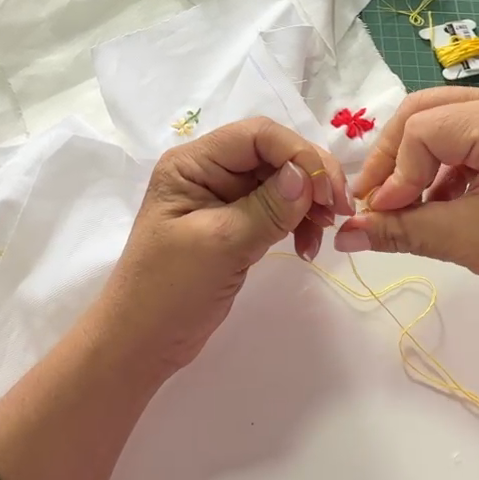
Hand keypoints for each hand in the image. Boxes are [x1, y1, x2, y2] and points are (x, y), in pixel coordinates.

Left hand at [93, 118, 347, 371]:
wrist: (141, 344)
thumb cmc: (168, 290)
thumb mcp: (219, 244)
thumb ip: (266, 208)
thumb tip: (306, 175)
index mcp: (192, 162)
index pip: (257, 135)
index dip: (298, 154)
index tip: (327, 193)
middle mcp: (208, 170)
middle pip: (273, 153)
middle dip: (310, 177)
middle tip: (337, 213)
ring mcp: (222, 197)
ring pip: (280, 180)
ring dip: (308, 202)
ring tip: (323, 236)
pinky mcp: (235, 224)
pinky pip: (276, 208)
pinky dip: (297, 222)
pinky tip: (307, 248)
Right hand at [334, 87, 478, 328]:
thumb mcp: (470, 241)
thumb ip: (401, 230)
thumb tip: (343, 234)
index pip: (422, 129)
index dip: (393, 172)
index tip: (378, 214)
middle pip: (426, 112)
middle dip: (394, 157)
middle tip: (373, 200)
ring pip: (442, 122)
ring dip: (415, 162)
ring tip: (402, 205)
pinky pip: (465, 137)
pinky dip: (441, 166)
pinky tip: (435, 202)